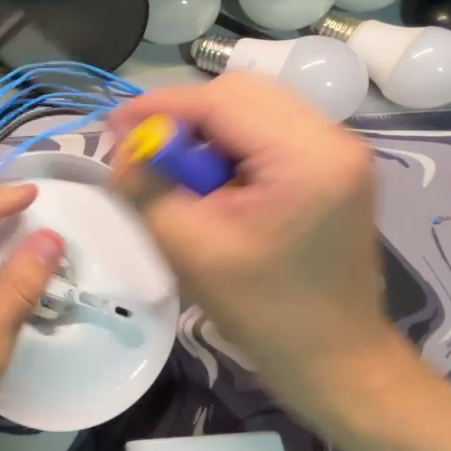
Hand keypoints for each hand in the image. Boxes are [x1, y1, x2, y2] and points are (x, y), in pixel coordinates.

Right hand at [107, 73, 399, 408]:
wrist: (336, 358)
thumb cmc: (263, 310)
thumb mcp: (187, 246)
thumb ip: (145, 184)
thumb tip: (119, 142)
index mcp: (306, 157)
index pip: (220, 101)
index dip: (159, 107)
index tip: (112, 126)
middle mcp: (333, 139)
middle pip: (240, 93)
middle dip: (182, 115)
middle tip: (141, 148)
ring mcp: (338, 151)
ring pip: (253, 106)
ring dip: (204, 128)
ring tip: (173, 167)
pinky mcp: (332, 165)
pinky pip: (268, 129)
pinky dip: (228, 142)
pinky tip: (209, 178)